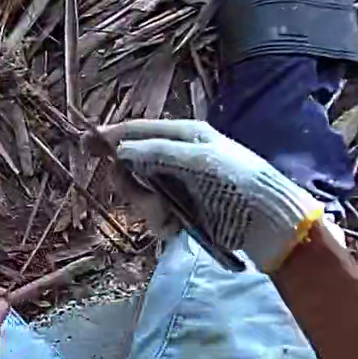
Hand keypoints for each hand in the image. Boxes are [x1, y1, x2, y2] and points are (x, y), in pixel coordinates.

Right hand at [96, 118, 329, 271]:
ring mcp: (180, 182)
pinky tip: (175, 228)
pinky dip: (161, 222)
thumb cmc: (241, 183)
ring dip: (149, 208)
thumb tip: (120, 150)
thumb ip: (159, 153)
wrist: (272, 223)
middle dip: (134, 186)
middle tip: (148, 203)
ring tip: (168, 221)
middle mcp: (179, 155)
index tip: (85, 144)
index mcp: (185, 135)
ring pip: (142, 191)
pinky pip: (156, 211)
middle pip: (134, 163)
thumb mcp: (201, 161)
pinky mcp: (184, 206)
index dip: (111, 136)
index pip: (139, 130)